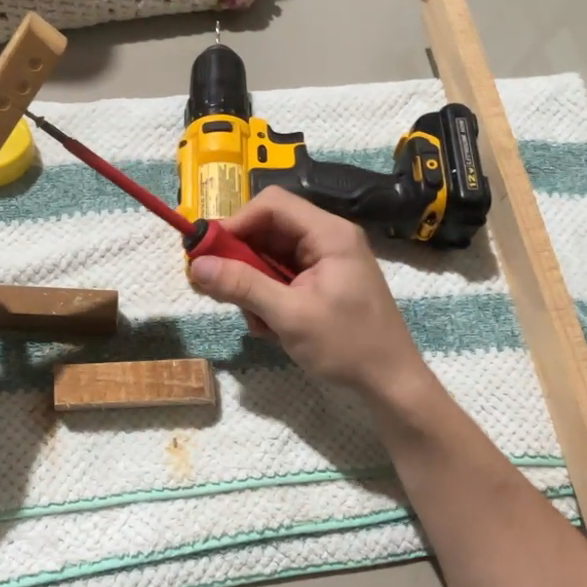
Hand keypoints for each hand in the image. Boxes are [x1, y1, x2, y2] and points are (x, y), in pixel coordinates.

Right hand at [187, 188, 426, 400]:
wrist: (391, 382)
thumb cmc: (347, 345)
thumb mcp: (288, 316)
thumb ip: (242, 286)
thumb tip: (195, 266)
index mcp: (329, 234)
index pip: (272, 205)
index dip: (235, 223)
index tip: (208, 254)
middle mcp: (328, 238)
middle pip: (268, 230)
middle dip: (242, 262)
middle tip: (221, 292)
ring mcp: (327, 262)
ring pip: (271, 257)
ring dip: (254, 287)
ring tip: (259, 323)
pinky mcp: (324, 283)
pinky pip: (283, 278)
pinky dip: (269, 300)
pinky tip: (273, 329)